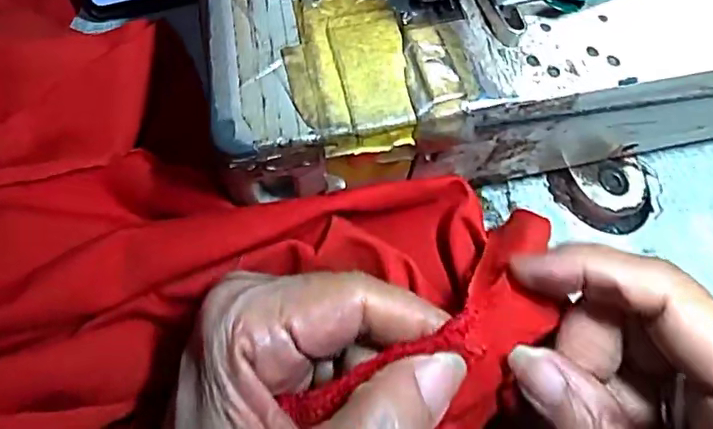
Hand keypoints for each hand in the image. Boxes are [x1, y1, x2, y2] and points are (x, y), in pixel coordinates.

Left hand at [173, 271, 469, 428]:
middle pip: (349, 311)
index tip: (469, 356)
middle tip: (429, 406)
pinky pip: (321, 350)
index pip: (350, 295)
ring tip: (379, 420)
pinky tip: (352, 416)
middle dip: (395, 356)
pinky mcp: (253, 341)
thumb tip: (449, 363)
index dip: (415, 321)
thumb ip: (383, 416)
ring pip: (342, 331)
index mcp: (244, 314)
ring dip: (375, 376)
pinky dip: (351, 385)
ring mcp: (246, 316)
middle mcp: (244, 297)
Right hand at [504, 245, 712, 428]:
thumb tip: (522, 359)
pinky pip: (625, 386)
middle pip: (630, 317)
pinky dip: (588, 397)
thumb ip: (599, 423)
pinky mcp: (692, 421)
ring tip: (549, 411)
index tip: (519, 273)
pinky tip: (565, 413)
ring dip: (573, 374)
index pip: (665, 290)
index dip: (586, 268)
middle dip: (572, 342)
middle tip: (534, 384)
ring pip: (617, 349)